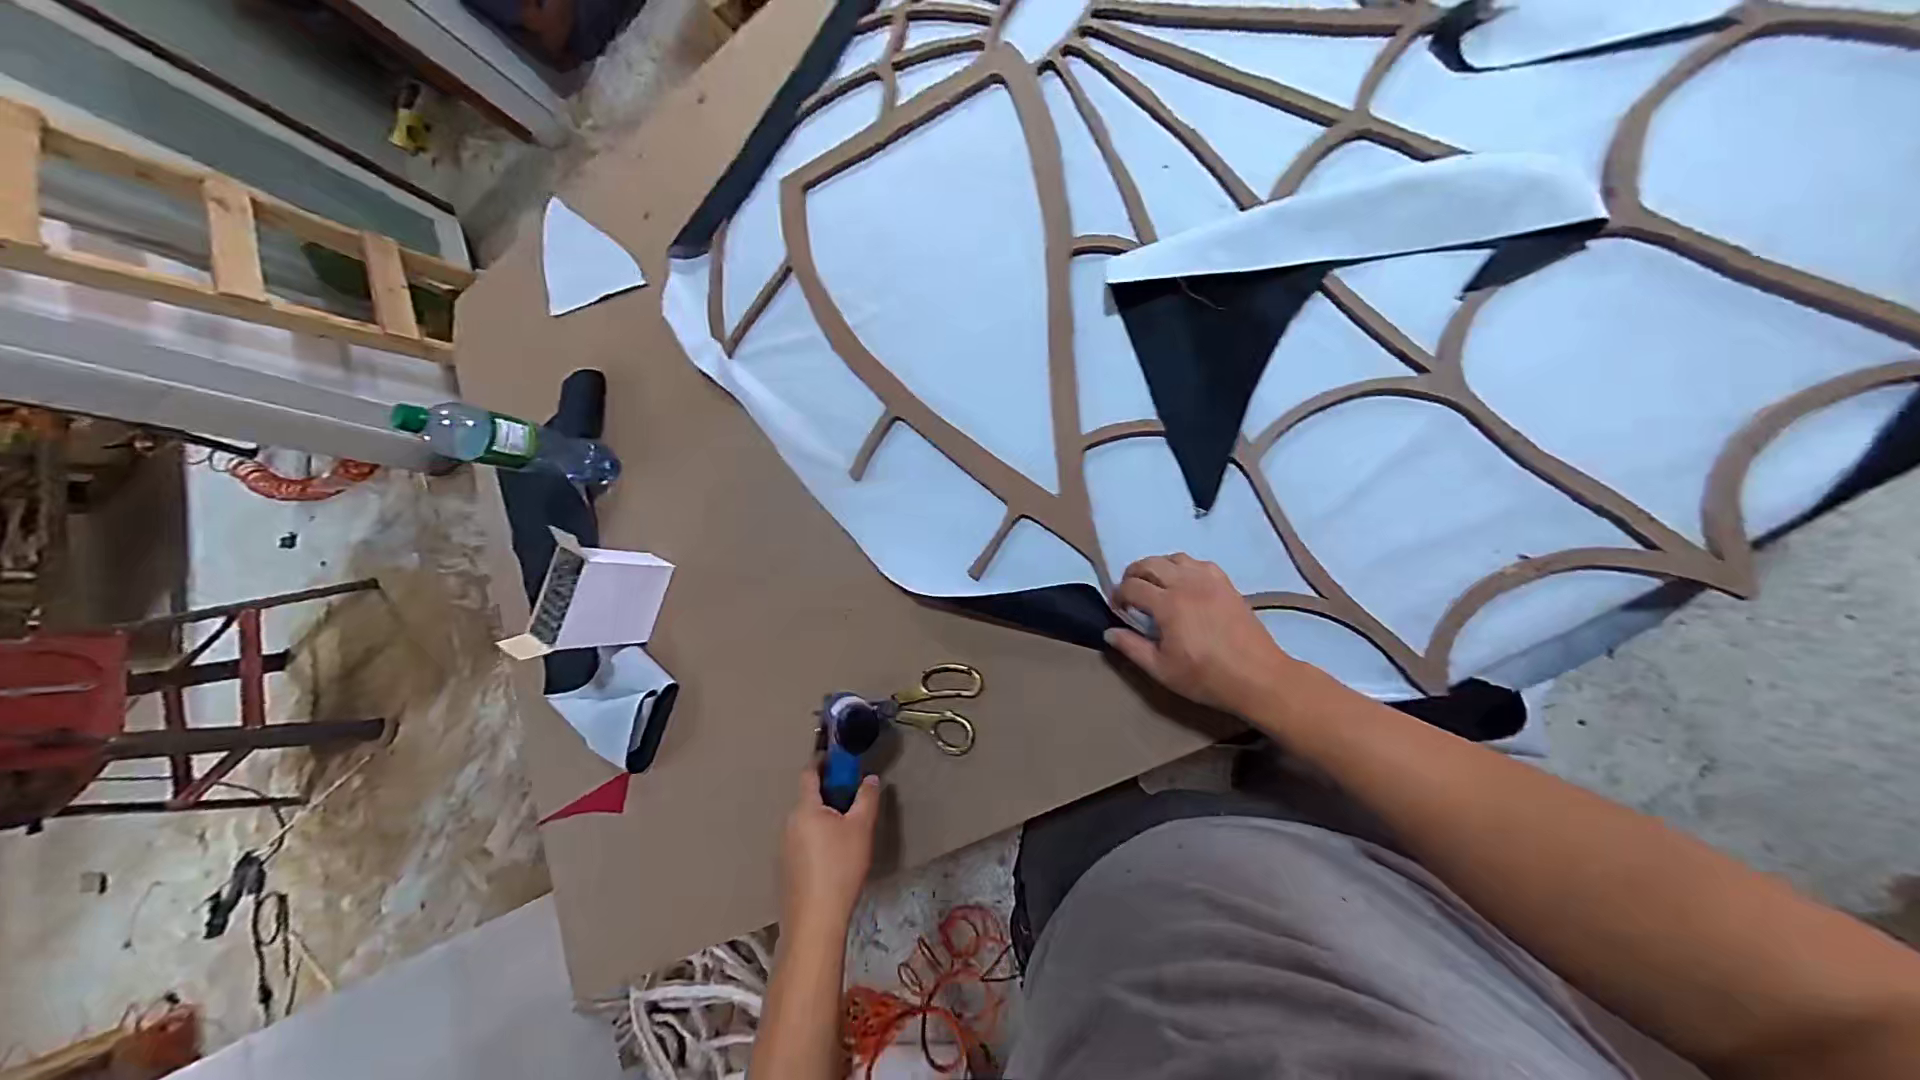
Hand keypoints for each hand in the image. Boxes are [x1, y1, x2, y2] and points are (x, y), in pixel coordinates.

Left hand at [780, 764, 880, 929]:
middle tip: (853, 801)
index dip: (822, 762)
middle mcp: (789, 823)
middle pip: (809, 799)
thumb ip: (867, 798)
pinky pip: (802, 841)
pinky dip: (817, 839)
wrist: (815, 920)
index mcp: (805, 808)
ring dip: (823, 818)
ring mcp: (784, 847)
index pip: (809, 773)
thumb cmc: (840, 867)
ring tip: (847, 833)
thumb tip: (870, 779)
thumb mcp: (862, 828)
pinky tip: (833, 858)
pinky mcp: (785, 868)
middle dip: (829, 794)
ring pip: (806, 822)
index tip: (837, 759)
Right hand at [1105, 554, 1306, 716]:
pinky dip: (1184, 568)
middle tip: (1129, 594)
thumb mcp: (1162, 669)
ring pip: (1174, 558)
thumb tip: (1109, 631)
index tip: (1117, 610)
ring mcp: (1209, 581)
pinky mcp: (1226, 584)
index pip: (1131, 586)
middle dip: (1132, 575)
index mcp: (1168, 604)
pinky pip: (1199, 563)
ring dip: (1158, 568)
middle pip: (1149, 563)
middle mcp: (1187, 584)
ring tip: (1155, 587)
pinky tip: (1184, 585)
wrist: (1258, 678)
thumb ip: (1132, 647)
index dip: (1117, 596)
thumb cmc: (1206, 677)